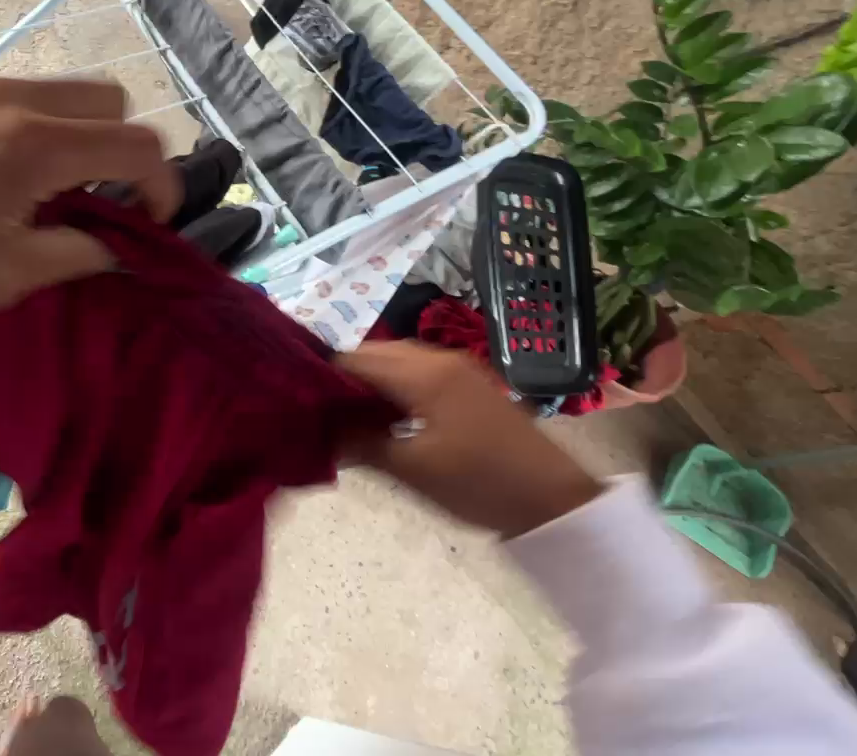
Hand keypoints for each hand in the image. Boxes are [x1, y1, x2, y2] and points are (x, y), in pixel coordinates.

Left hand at [0, 78, 178, 333]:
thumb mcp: (7, 276)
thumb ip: (79, 252)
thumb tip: (117, 245)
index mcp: (33, 146)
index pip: (135, 144)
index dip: (163, 184)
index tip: (153, 223)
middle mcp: (11, 100)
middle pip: (109, 99)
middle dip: (123, 148)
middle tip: (101, 202)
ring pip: (63, 93)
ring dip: (80, 134)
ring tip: (53, 190)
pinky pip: (19, 97)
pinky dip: (38, 127)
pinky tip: (8, 174)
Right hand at [335, 342, 602, 538]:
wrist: (558, 503)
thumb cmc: (481, 485)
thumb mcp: (413, 470)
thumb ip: (360, 444)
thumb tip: (316, 431)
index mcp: (423, 373)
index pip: (354, 359)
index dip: (321, 375)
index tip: (297, 399)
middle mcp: (438, 358)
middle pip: (373, 353)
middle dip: (343, 376)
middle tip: (317, 408)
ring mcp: (456, 368)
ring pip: (394, 360)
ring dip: (368, 381)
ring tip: (344, 413)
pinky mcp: (468, 383)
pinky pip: (415, 371)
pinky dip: (392, 385)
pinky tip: (382, 414)